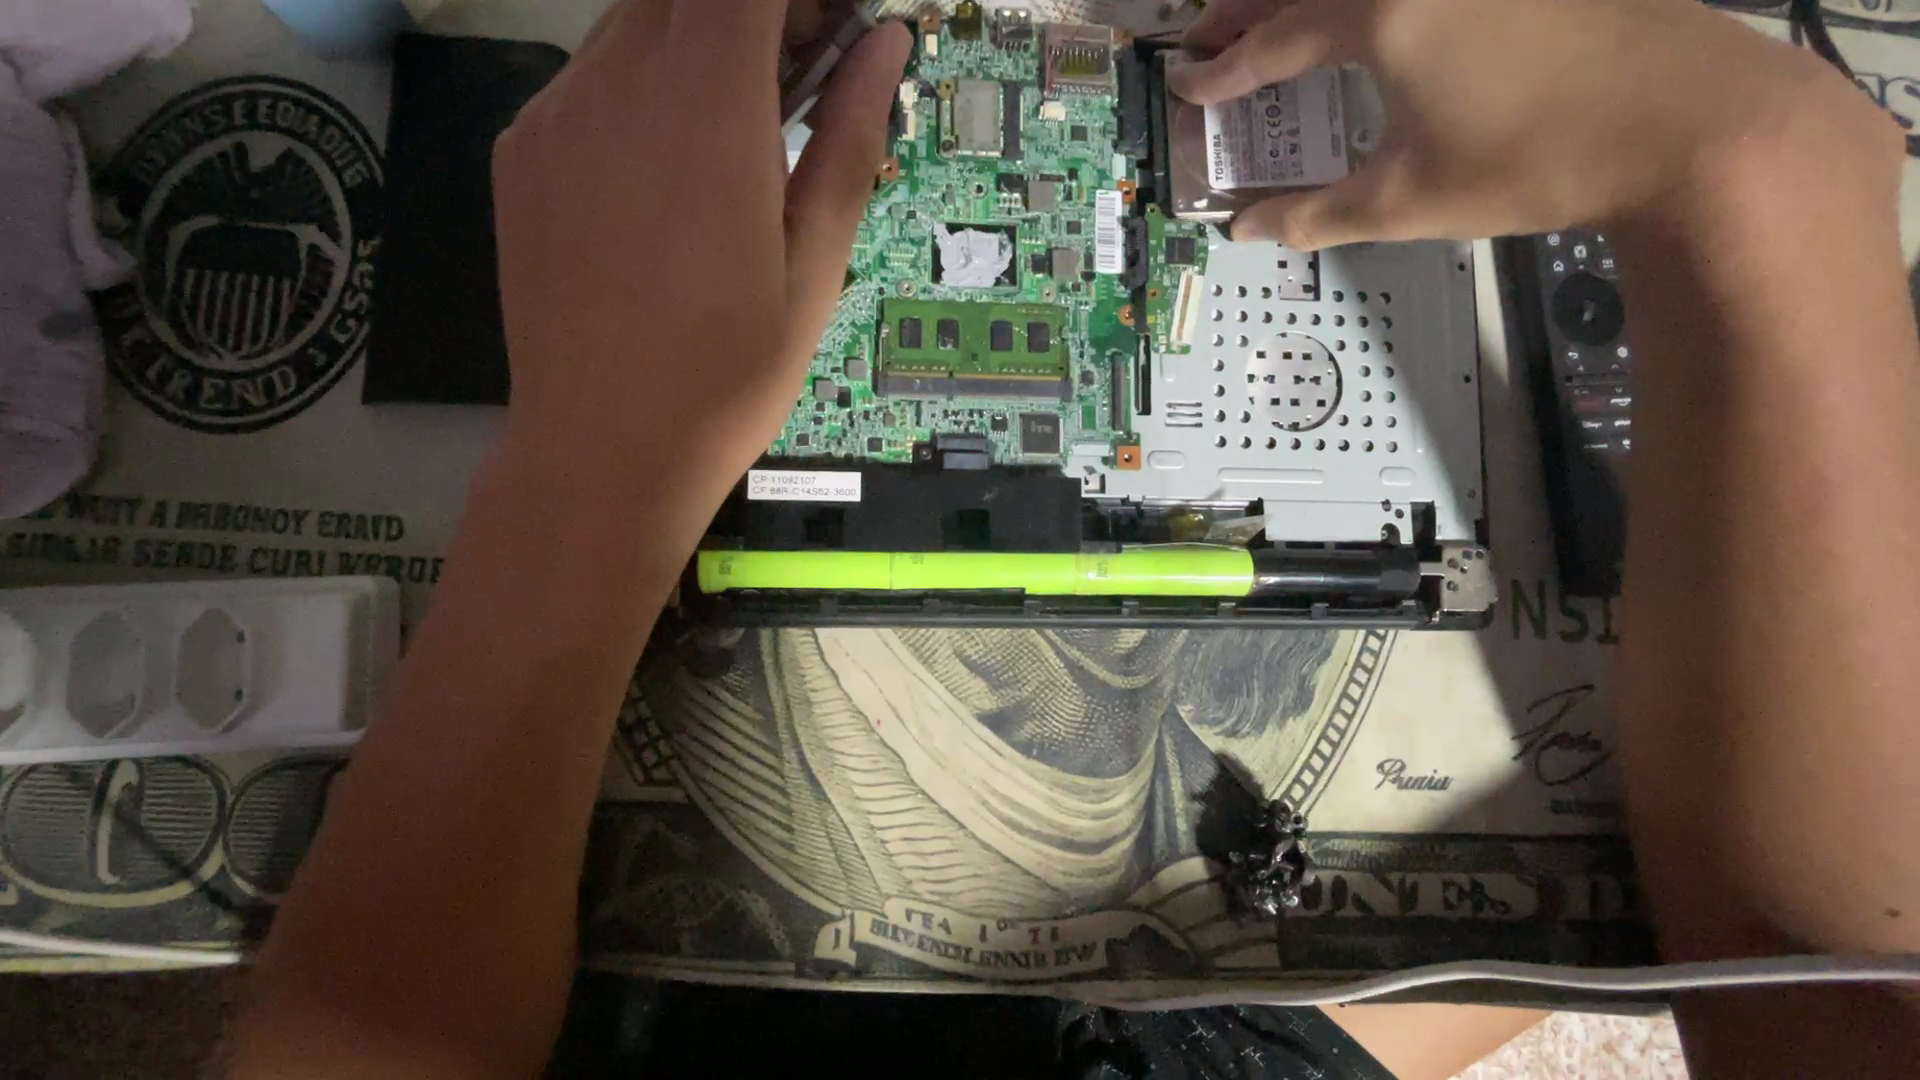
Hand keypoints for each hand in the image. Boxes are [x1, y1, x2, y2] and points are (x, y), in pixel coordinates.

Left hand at [491, 0, 909, 544]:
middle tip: (803, 75)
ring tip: (740, 133)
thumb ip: (849, 142)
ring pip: (633, 25)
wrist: (605, 450)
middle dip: (755, 10)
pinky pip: (588, 81)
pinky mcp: (521, 154)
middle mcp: (615, 85)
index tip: (834, 27)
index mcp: (707, 112)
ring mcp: (553, 115)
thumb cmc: (731, 376)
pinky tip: (668, 177)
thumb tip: (884, 45)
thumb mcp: (815, 269)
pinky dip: (643, 90)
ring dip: (698, 46)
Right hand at [1170, 0, 1898, 248]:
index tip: (1183, 86)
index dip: (1223, 71)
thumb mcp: (1404, 203)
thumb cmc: (1530, 165)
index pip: (1276, 40)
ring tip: (1257, 20)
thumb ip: (1312, 215)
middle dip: (1240, 9)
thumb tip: (1244, 229)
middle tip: (1197, 37)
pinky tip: (1346, 19)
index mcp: (1385, 16)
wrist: (1684, 123)